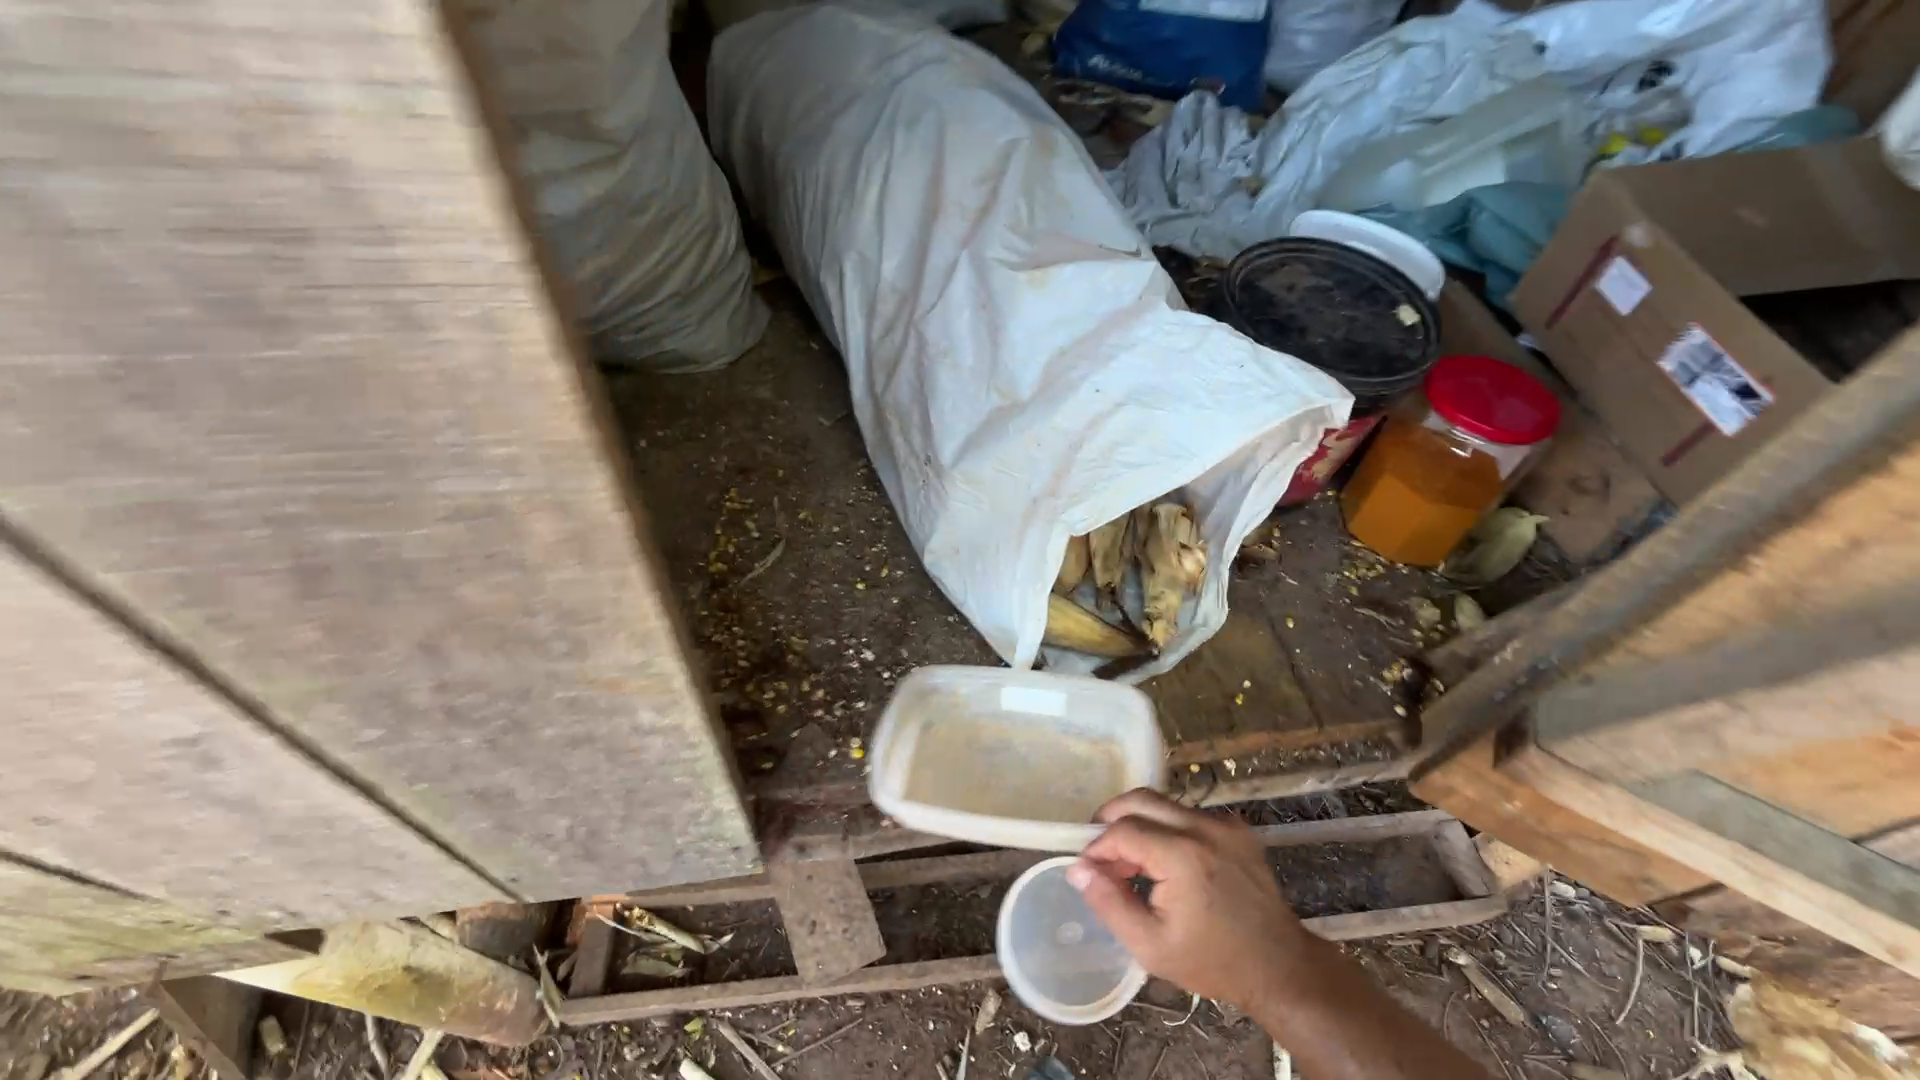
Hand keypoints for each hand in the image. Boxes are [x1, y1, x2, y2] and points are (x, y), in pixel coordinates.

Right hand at [1066, 788, 1310, 1013]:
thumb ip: (1109, 902)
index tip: (1088, 870)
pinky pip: (1188, 815)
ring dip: (1139, 824)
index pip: (1122, 830)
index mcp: (1182, 856)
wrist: (1280, 966)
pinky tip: (1164, 862)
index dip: (1097, 847)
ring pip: (1164, 804)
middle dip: (1111, 819)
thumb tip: (1079, 869)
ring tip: (1131, 863)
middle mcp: (1203, 828)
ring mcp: (1224, 824)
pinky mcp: (1237, 829)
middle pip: (1141, 799)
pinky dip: (1166, 828)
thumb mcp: (1150, 945)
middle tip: (1100, 850)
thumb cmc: (1213, 961)